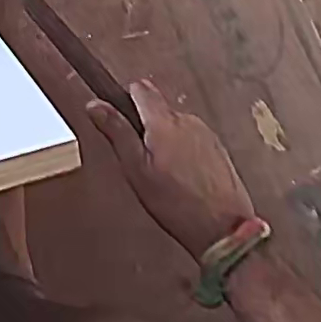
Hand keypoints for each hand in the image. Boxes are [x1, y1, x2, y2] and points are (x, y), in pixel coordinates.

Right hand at [85, 80, 254, 257]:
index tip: (119, 117)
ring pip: (174, 125)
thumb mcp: (135, 168)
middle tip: (140, 157)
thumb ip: (116, 131)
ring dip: (165, 139)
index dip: (126, 100)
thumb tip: (95, 105)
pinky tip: (182, 178)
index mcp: (164, 122)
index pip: (140, 88)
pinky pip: (192, 139)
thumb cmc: (177, 203)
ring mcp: (206, 135)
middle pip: (157, 108)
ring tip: (163, 173)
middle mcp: (188, 121)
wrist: (226, 233)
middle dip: (145, 126)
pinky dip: (183, 151)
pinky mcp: (219, 150)